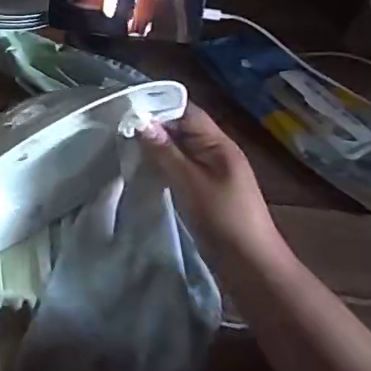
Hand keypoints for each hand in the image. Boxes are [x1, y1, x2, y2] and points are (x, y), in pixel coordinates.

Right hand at [133, 104, 284, 266]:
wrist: (251, 266)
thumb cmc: (223, 218)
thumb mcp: (189, 181)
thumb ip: (164, 150)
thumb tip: (140, 120)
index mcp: (219, 144)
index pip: (186, 110)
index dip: (158, 104)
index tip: (127, 106)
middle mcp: (216, 152)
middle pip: (181, 127)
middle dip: (153, 124)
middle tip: (119, 125)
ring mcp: (212, 171)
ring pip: (178, 146)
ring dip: (155, 145)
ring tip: (125, 143)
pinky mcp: (205, 188)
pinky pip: (179, 164)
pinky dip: (162, 162)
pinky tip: (143, 166)